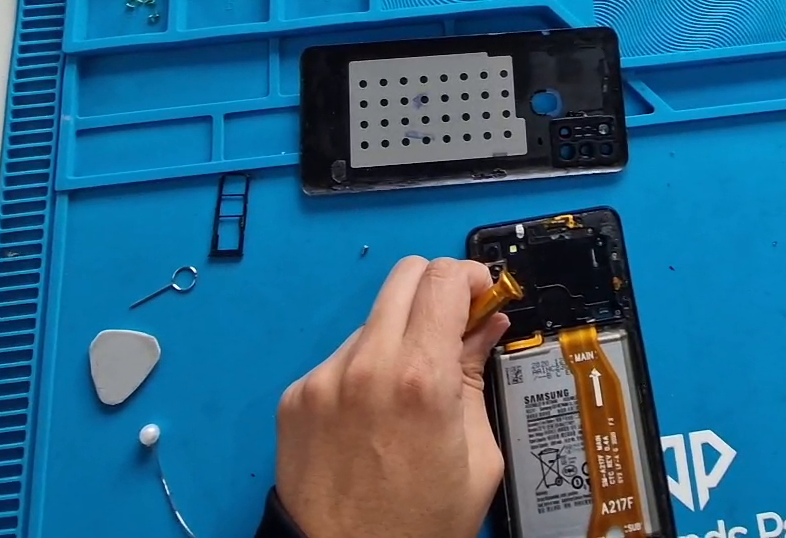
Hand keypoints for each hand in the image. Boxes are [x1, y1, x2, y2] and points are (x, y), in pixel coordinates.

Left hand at [276, 256, 511, 537]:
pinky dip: (367, 365)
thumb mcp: (479, 456)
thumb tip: (488, 324)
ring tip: (409, 383)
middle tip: (452, 321)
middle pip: (406, 273)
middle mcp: (369, 364)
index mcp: (422, 377)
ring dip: (401, 330)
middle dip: (437, 286)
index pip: (444, 277)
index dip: (472, 276)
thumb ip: (477, 375)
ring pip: (375, 315)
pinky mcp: (297, 395)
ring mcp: (325, 377)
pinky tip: (373, 410)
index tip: (482, 294)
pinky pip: (342, 355)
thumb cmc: (423, 526)